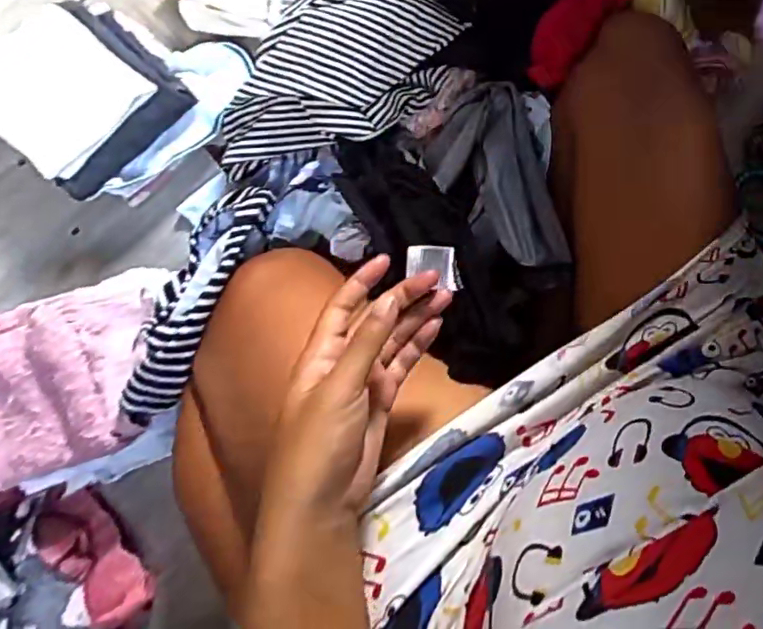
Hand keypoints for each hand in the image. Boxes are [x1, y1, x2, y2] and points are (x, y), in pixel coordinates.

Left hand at [257, 257, 450, 533]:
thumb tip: (389, 300)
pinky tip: (437, 326)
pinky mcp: (382, 399)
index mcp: (320, 357)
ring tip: (446, 296)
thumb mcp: (339, 388)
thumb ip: (366, 342)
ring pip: (395, 339)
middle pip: (376, 320)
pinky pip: (404, 362)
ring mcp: (363, 382)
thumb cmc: (316, 444)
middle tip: (435, 277)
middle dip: (403, 297)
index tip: (388, 259)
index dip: (363, 282)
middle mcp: (342, 364)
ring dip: (418, 317)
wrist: (320, 503)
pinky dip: (420, 343)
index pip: (342, 308)